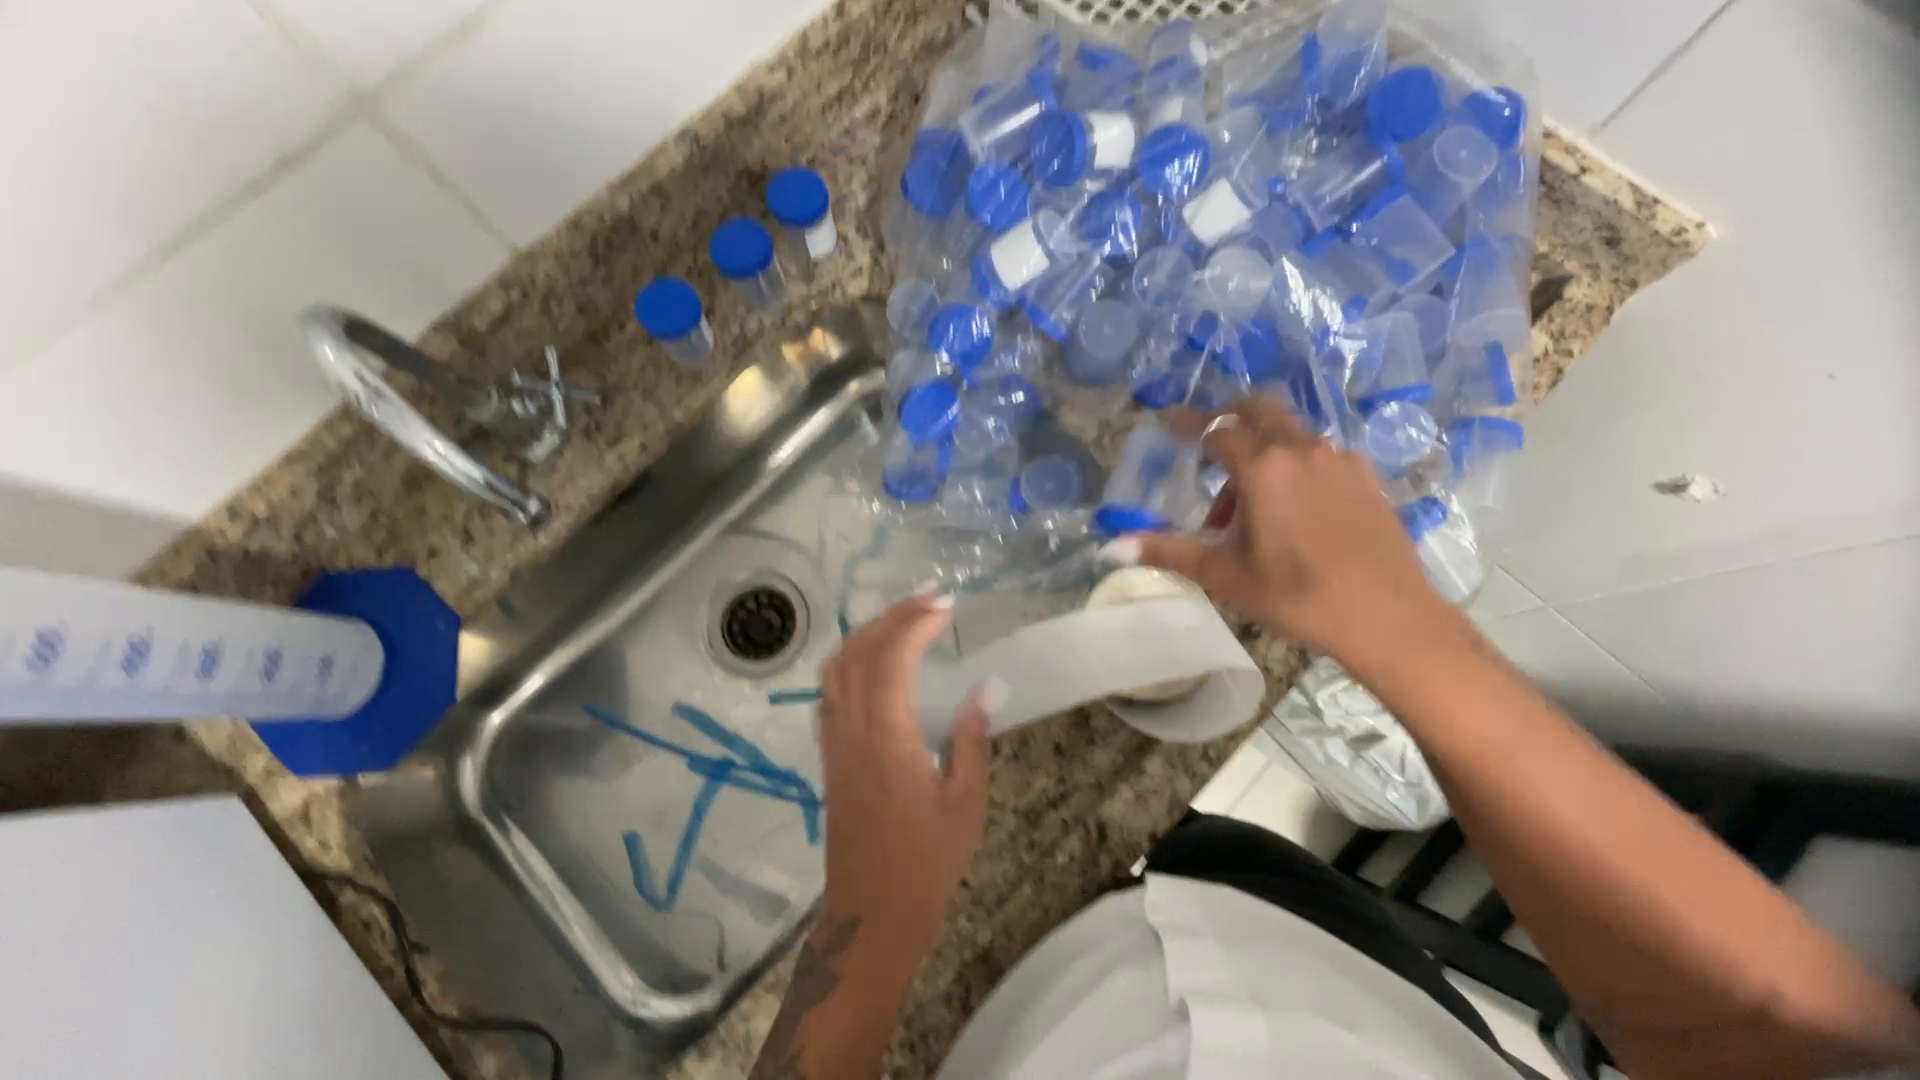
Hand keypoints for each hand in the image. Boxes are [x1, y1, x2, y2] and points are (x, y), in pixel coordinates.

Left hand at [816, 589, 1000, 956]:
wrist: (870, 911)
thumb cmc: (926, 861)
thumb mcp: (965, 802)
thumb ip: (971, 739)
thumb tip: (985, 688)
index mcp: (886, 735)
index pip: (892, 657)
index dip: (917, 623)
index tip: (947, 604)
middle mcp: (850, 727)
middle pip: (859, 650)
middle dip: (893, 615)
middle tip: (930, 596)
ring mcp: (833, 740)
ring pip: (837, 666)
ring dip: (868, 632)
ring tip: (904, 616)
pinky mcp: (829, 755)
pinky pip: (830, 690)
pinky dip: (852, 660)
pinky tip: (876, 663)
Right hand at [1105, 398, 1458, 667]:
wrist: (1387, 617)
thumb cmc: (1296, 596)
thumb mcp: (1225, 575)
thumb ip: (1168, 552)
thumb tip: (1110, 547)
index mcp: (1263, 466)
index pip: (1216, 429)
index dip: (1188, 424)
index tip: (1167, 420)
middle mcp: (1302, 450)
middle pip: (1259, 410)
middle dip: (1229, 420)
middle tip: (1208, 449)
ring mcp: (1340, 460)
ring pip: (1290, 435)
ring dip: (1261, 451)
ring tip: (1246, 505)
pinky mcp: (1365, 478)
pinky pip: (1318, 454)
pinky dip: (1293, 465)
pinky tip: (1291, 510)